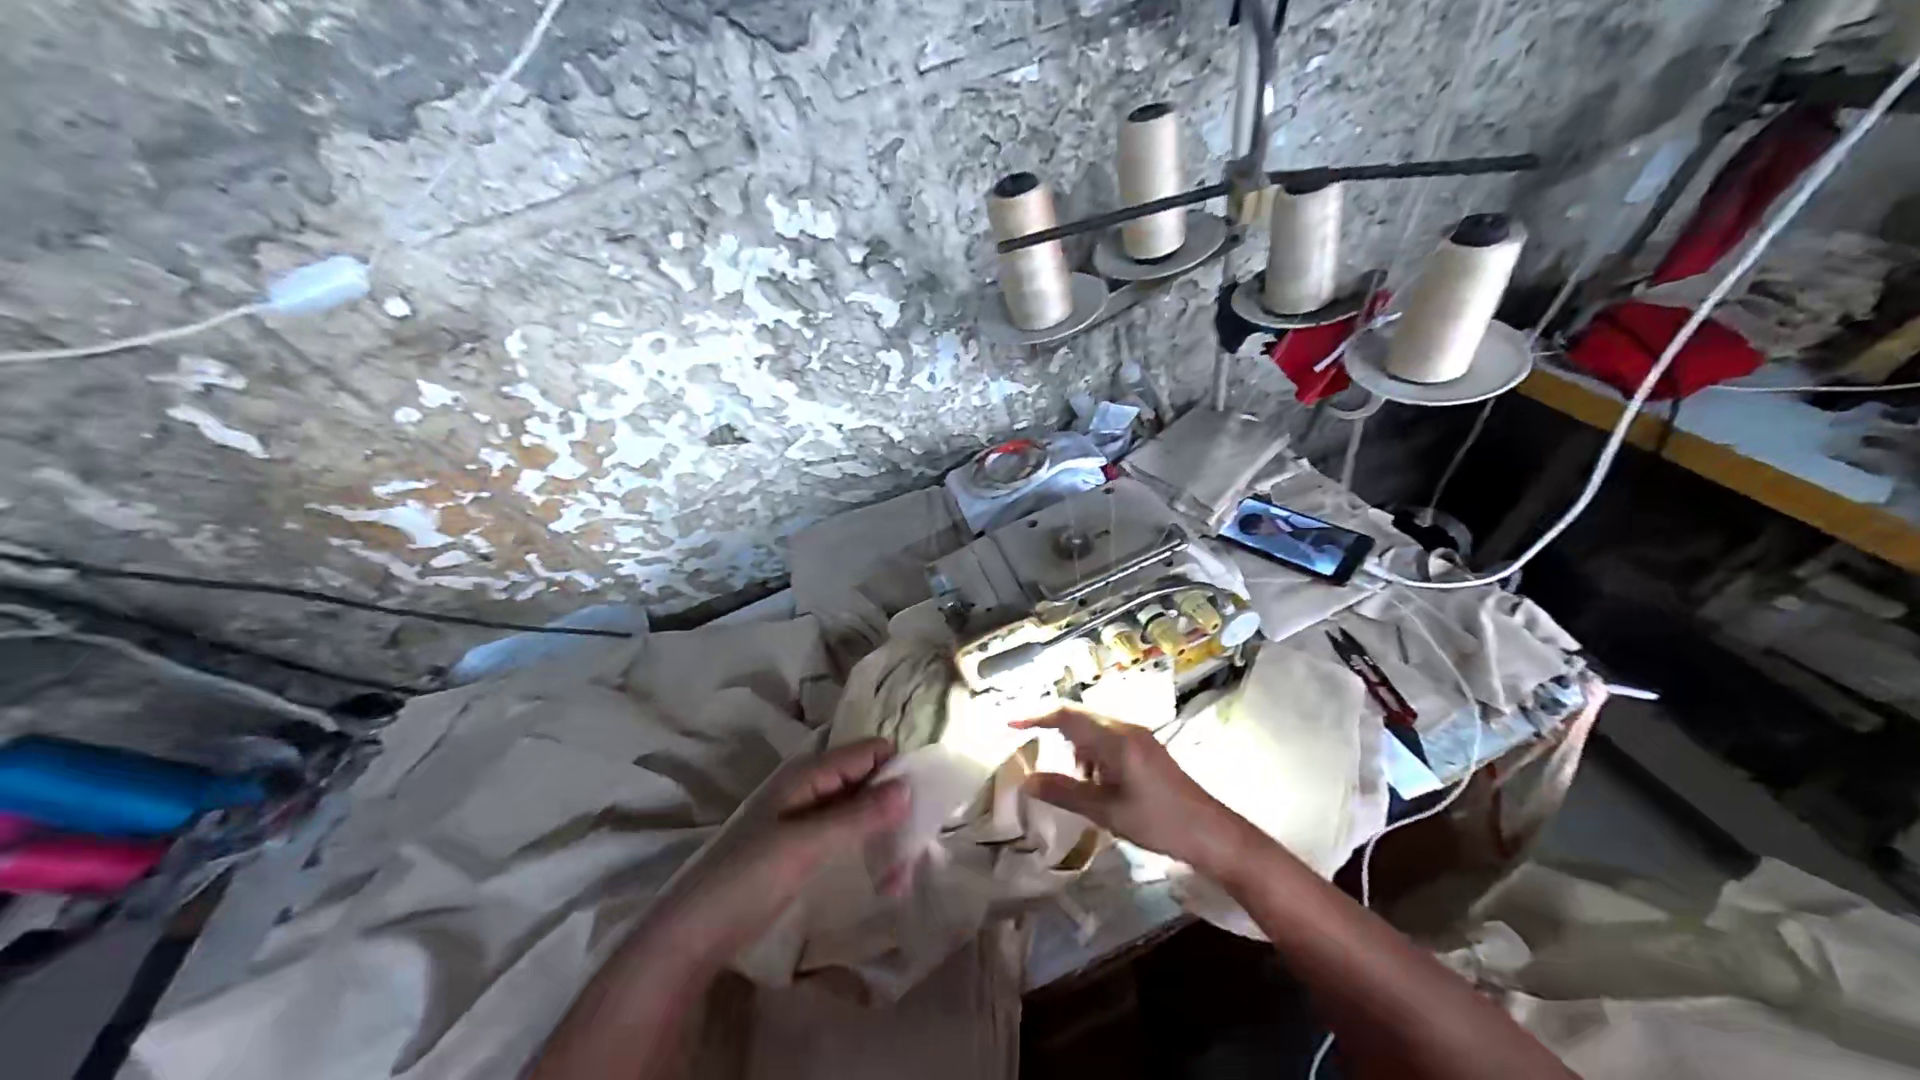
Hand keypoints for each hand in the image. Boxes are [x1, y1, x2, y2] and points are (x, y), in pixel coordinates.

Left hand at [645, 737, 909, 968]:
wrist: (692, 933)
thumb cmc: (748, 878)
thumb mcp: (808, 843)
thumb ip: (860, 814)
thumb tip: (908, 786)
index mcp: (808, 773)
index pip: (868, 752)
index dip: (899, 769)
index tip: (929, 801)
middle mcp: (809, 787)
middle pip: (867, 781)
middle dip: (896, 810)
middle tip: (919, 850)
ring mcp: (804, 819)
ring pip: (859, 814)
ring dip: (884, 839)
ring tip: (901, 881)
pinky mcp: (802, 849)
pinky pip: (846, 839)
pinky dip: (867, 854)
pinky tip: (883, 885)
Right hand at [1016, 708, 1260, 880]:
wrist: (1211, 833)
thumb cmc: (1158, 822)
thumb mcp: (1105, 811)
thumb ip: (1064, 792)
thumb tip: (1026, 781)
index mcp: (1115, 739)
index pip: (1067, 716)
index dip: (1035, 716)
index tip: (1009, 722)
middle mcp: (1126, 729)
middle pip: (1079, 717)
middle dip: (1053, 730)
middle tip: (1030, 747)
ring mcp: (1138, 737)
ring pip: (1093, 729)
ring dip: (1076, 747)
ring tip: (1073, 781)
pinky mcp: (1145, 749)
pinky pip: (1108, 740)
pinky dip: (1092, 755)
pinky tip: (1096, 783)